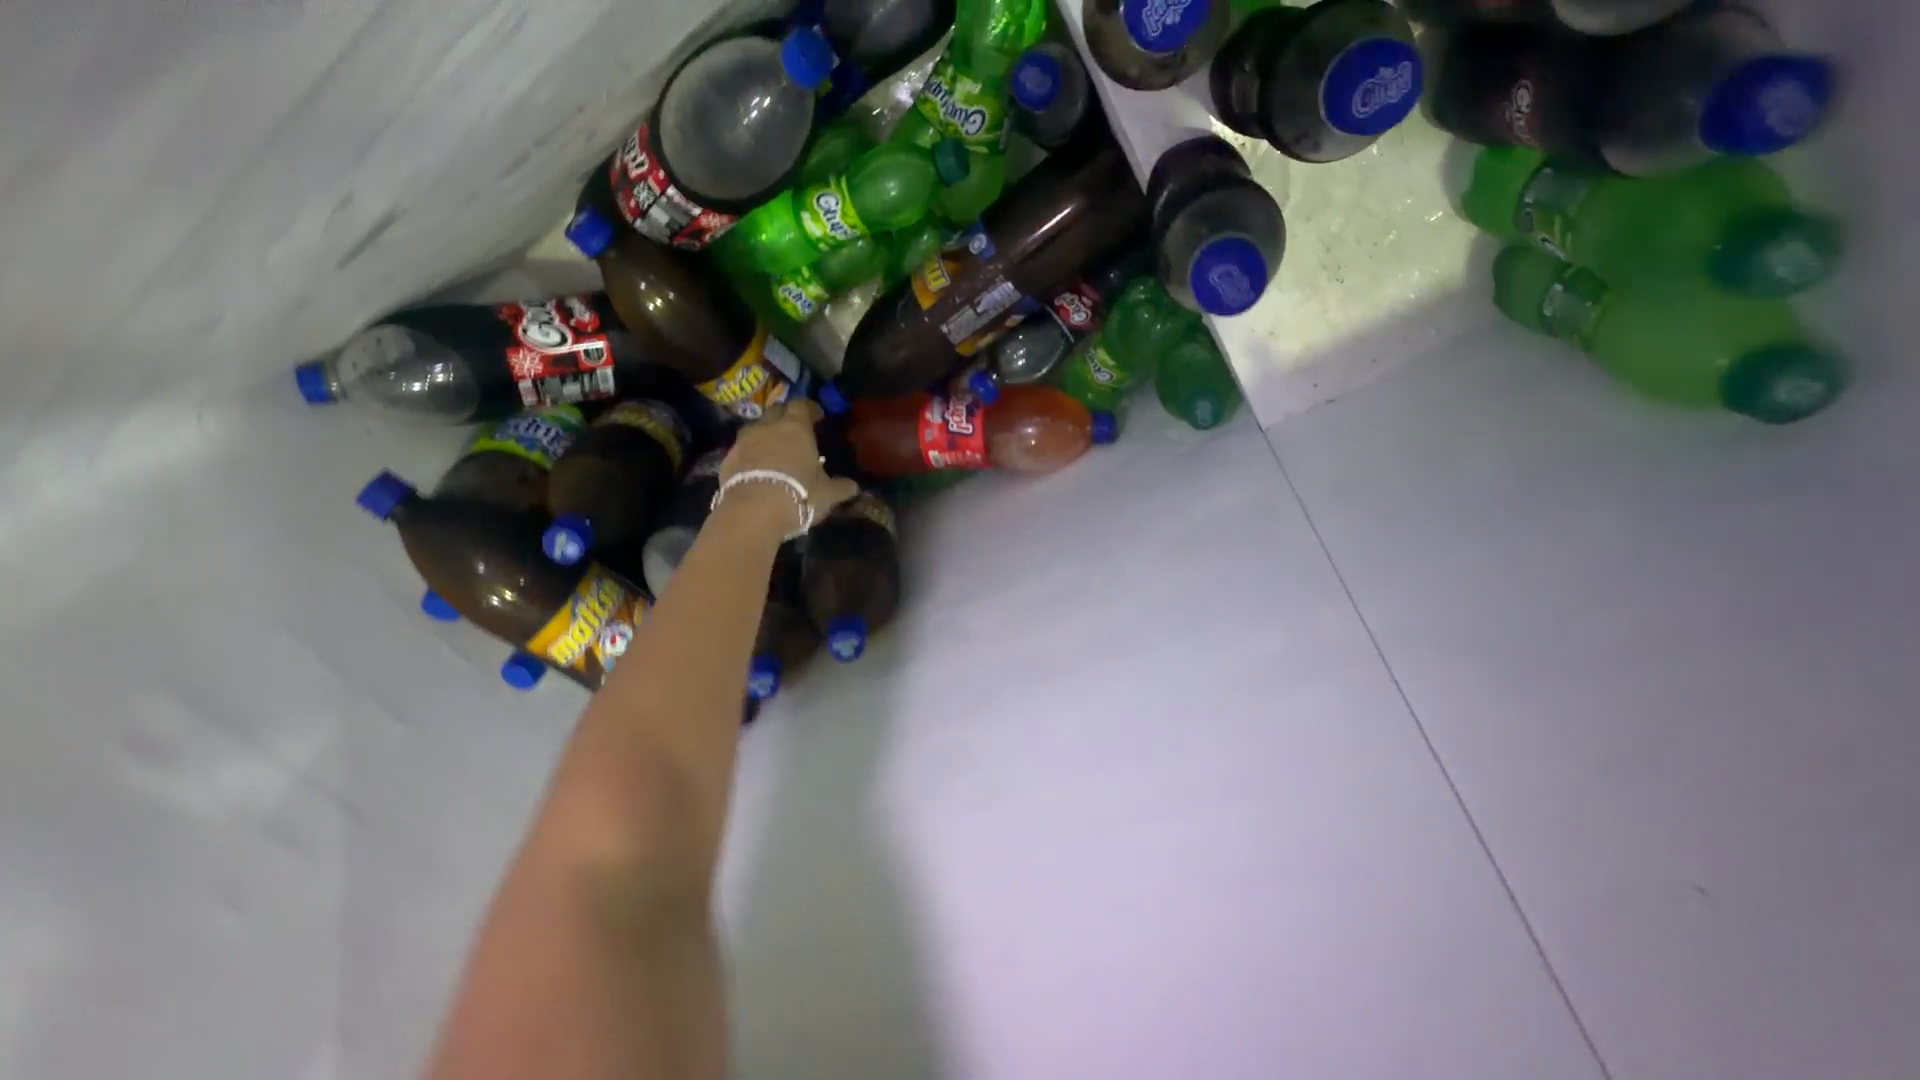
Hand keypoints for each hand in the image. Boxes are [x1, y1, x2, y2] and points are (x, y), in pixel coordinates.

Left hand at [719, 400, 860, 533]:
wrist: (751, 513)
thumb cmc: (796, 496)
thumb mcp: (826, 495)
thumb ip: (840, 487)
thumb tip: (853, 486)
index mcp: (795, 428)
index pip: (802, 405)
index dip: (810, 409)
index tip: (817, 416)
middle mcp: (768, 427)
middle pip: (776, 411)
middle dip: (786, 416)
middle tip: (794, 430)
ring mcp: (744, 441)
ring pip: (756, 427)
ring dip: (765, 433)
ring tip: (773, 448)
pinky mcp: (728, 458)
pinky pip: (742, 448)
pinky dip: (750, 453)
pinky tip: (756, 467)